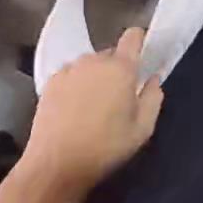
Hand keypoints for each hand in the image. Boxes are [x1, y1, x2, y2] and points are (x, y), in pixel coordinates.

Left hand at [14, 28, 164, 202]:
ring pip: (90, 64)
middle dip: (118, 68)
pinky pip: (71, 75)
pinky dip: (77, 84)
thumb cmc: (106, 147)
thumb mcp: (143, 129)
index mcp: (121, 68)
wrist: (55, 165)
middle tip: (120, 95)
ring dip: (96, 76)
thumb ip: (153, 97)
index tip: (143, 56)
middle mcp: (93, 61)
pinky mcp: (49, 83)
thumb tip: (152, 79)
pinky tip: (76, 108)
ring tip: (95, 104)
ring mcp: (69, 70)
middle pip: (111, 53)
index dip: (140, 41)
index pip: (133, 37)